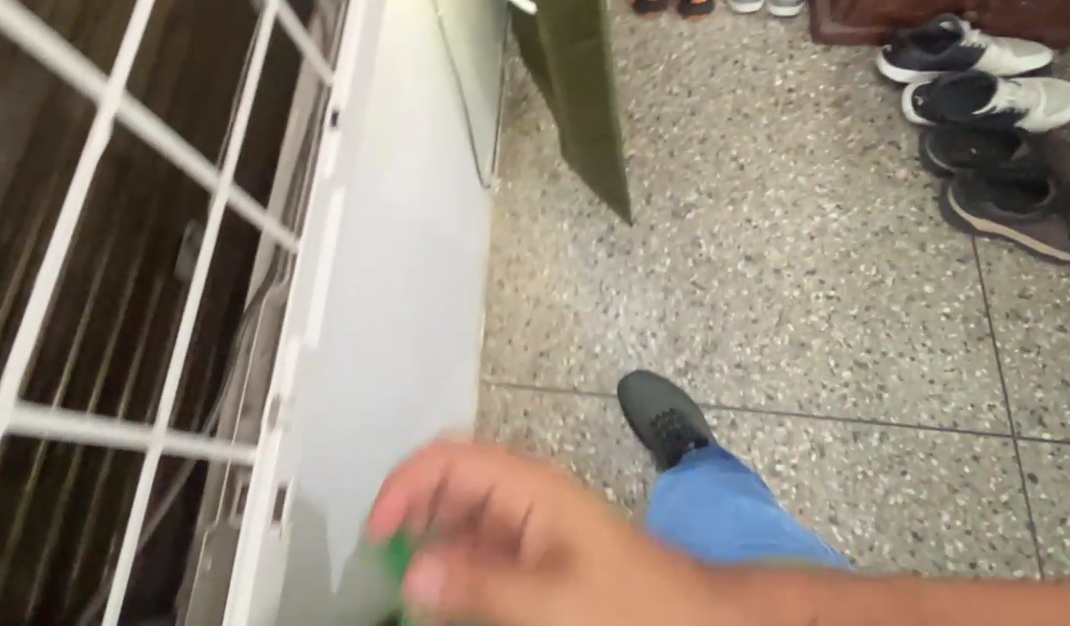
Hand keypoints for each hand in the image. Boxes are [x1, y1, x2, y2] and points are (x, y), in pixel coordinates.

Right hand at [366, 437, 720, 625]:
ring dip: (428, 539)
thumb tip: (411, 572)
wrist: (692, 621)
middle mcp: (523, 494)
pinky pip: (479, 548)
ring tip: (402, 578)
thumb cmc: (631, 603)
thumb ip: (478, 585)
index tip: (376, 529)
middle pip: (450, 481)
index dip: (406, 483)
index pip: (450, 460)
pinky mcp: (535, 554)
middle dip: (411, 509)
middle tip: (381, 557)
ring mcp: (529, 524)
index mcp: (527, 486)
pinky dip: (452, 565)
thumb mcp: (552, 600)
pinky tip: (441, 594)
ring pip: (461, 515)